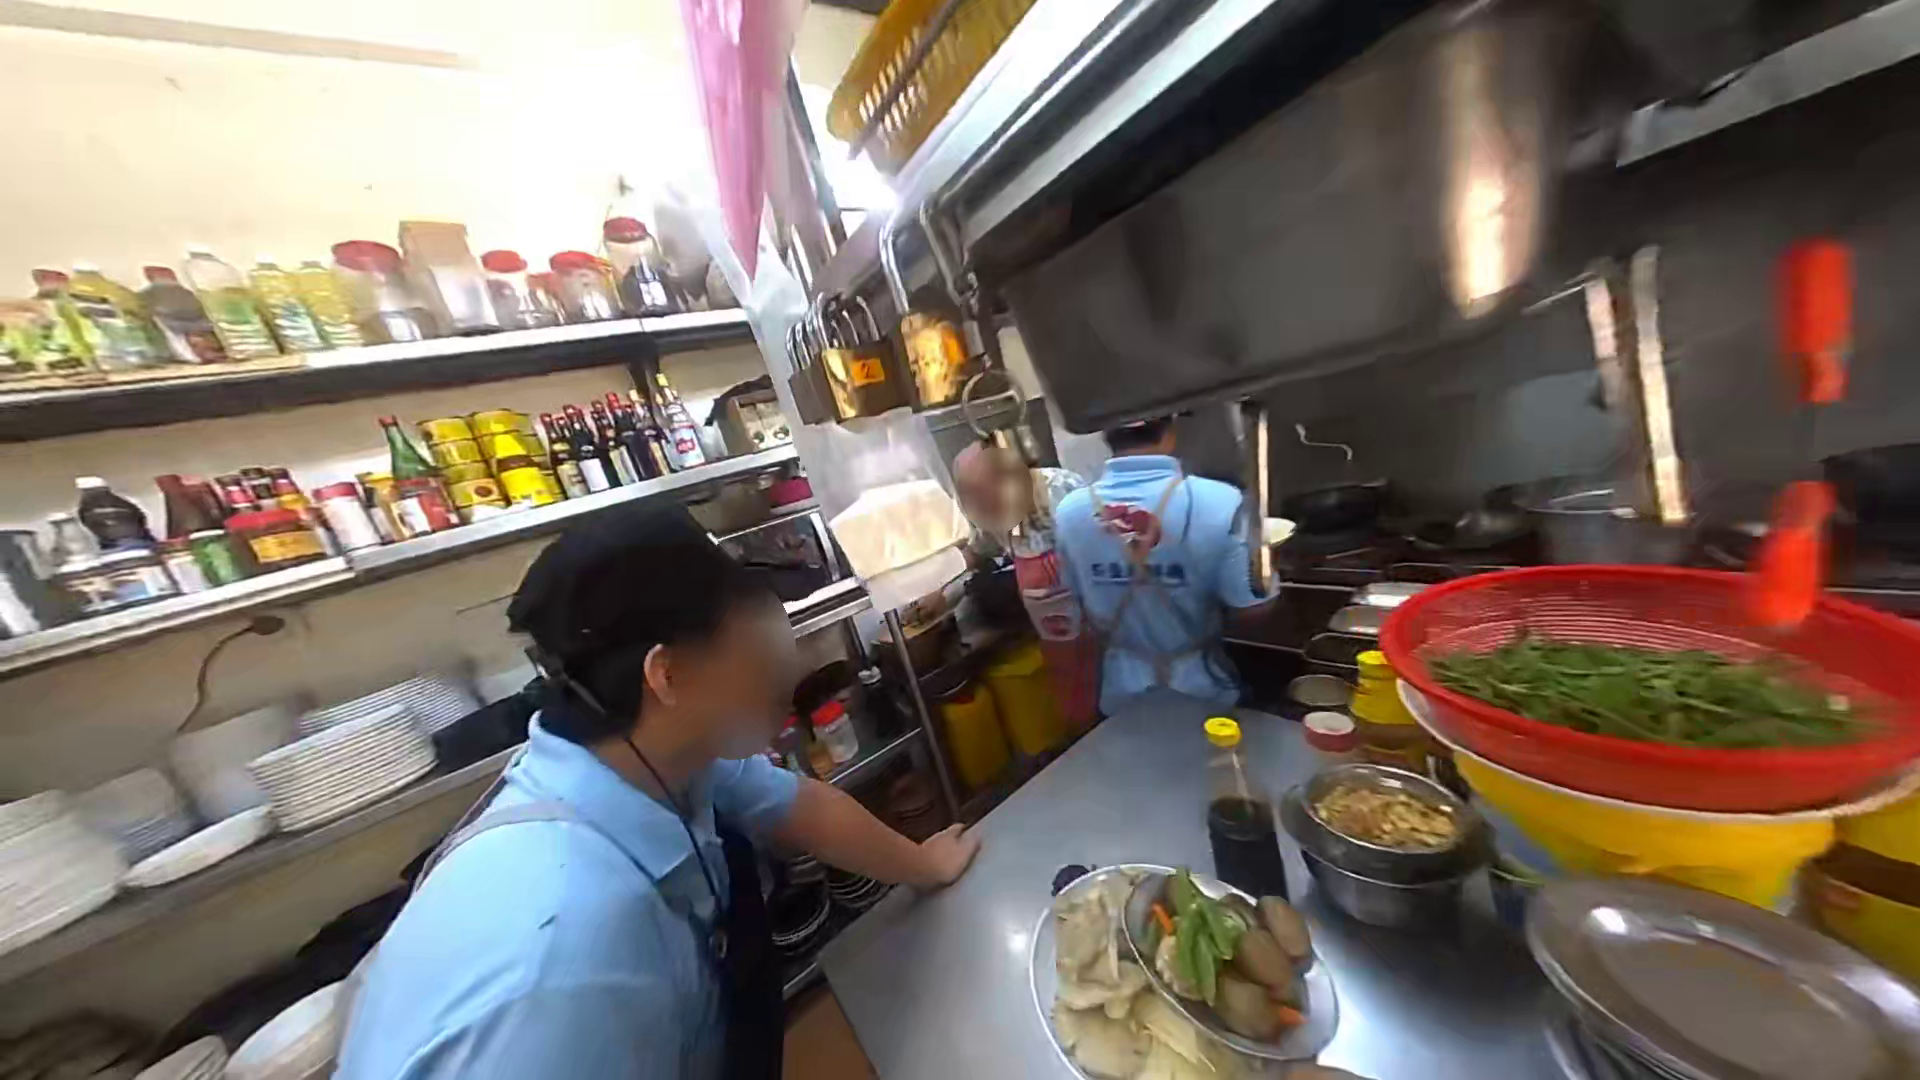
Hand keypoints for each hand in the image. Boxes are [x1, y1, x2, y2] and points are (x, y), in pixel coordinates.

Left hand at [912, 824, 979, 888]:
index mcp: (950, 834)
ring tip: (947, 858)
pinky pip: (929, 857)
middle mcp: (938, 837)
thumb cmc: (945, 862)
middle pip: (947, 835)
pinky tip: (936, 867)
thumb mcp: (965, 853)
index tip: (967, 831)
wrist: (919, 871)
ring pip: (937, 845)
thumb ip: (972, 844)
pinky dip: (933, 859)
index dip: (963, 829)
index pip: (958, 827)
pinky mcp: (918, 859)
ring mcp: (926, 847)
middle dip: (952, 840)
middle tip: (958, 846)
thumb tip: (978, 835)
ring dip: (942, 850)